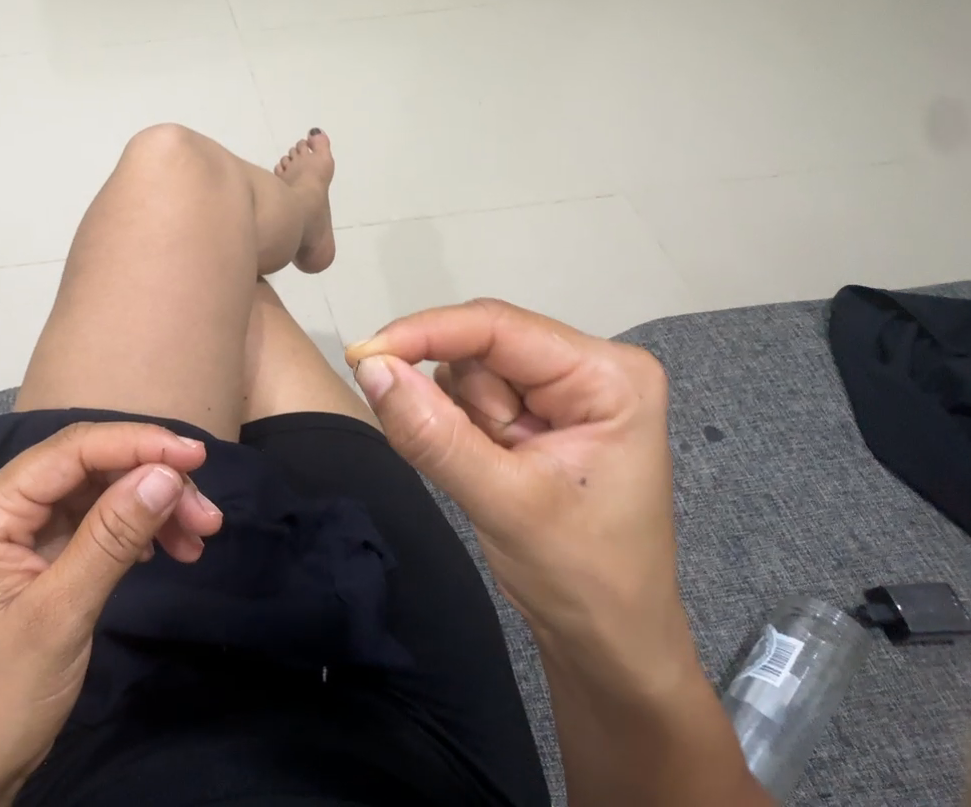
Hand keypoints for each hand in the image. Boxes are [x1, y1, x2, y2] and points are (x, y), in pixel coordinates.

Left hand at [0, 422, 223, 806]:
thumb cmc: (2, 693)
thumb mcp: (61, 614)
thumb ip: (112, 537)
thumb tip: (167, 474)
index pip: (71, 450)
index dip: (137, 443)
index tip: (197, 457)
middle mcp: (6, 504)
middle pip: (90, 466)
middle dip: (151, 480)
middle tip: (208, 518)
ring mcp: (25, 529)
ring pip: (100, 492)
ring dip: (151, 507)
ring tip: (198, 539)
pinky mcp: (43, 553)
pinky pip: (97, 523)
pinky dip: (137, 530)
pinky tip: (166, 550)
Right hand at [345, 299, 688, 674]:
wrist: (608, 642)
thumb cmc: (579, 576)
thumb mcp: (504, 502)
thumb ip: (433, 433)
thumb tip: (369, 366)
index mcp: (607, 375)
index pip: (498, 327)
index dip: (425, 334)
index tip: (362, 355)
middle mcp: (587, 368)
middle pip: (479, 347)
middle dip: (456, 402)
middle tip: (473, 461)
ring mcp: (562, 392)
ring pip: (466, 373)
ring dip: (455, 421)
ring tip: (492, 476)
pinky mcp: (537, 416)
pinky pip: (467, 399)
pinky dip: (455, 430)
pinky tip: (485, 470)